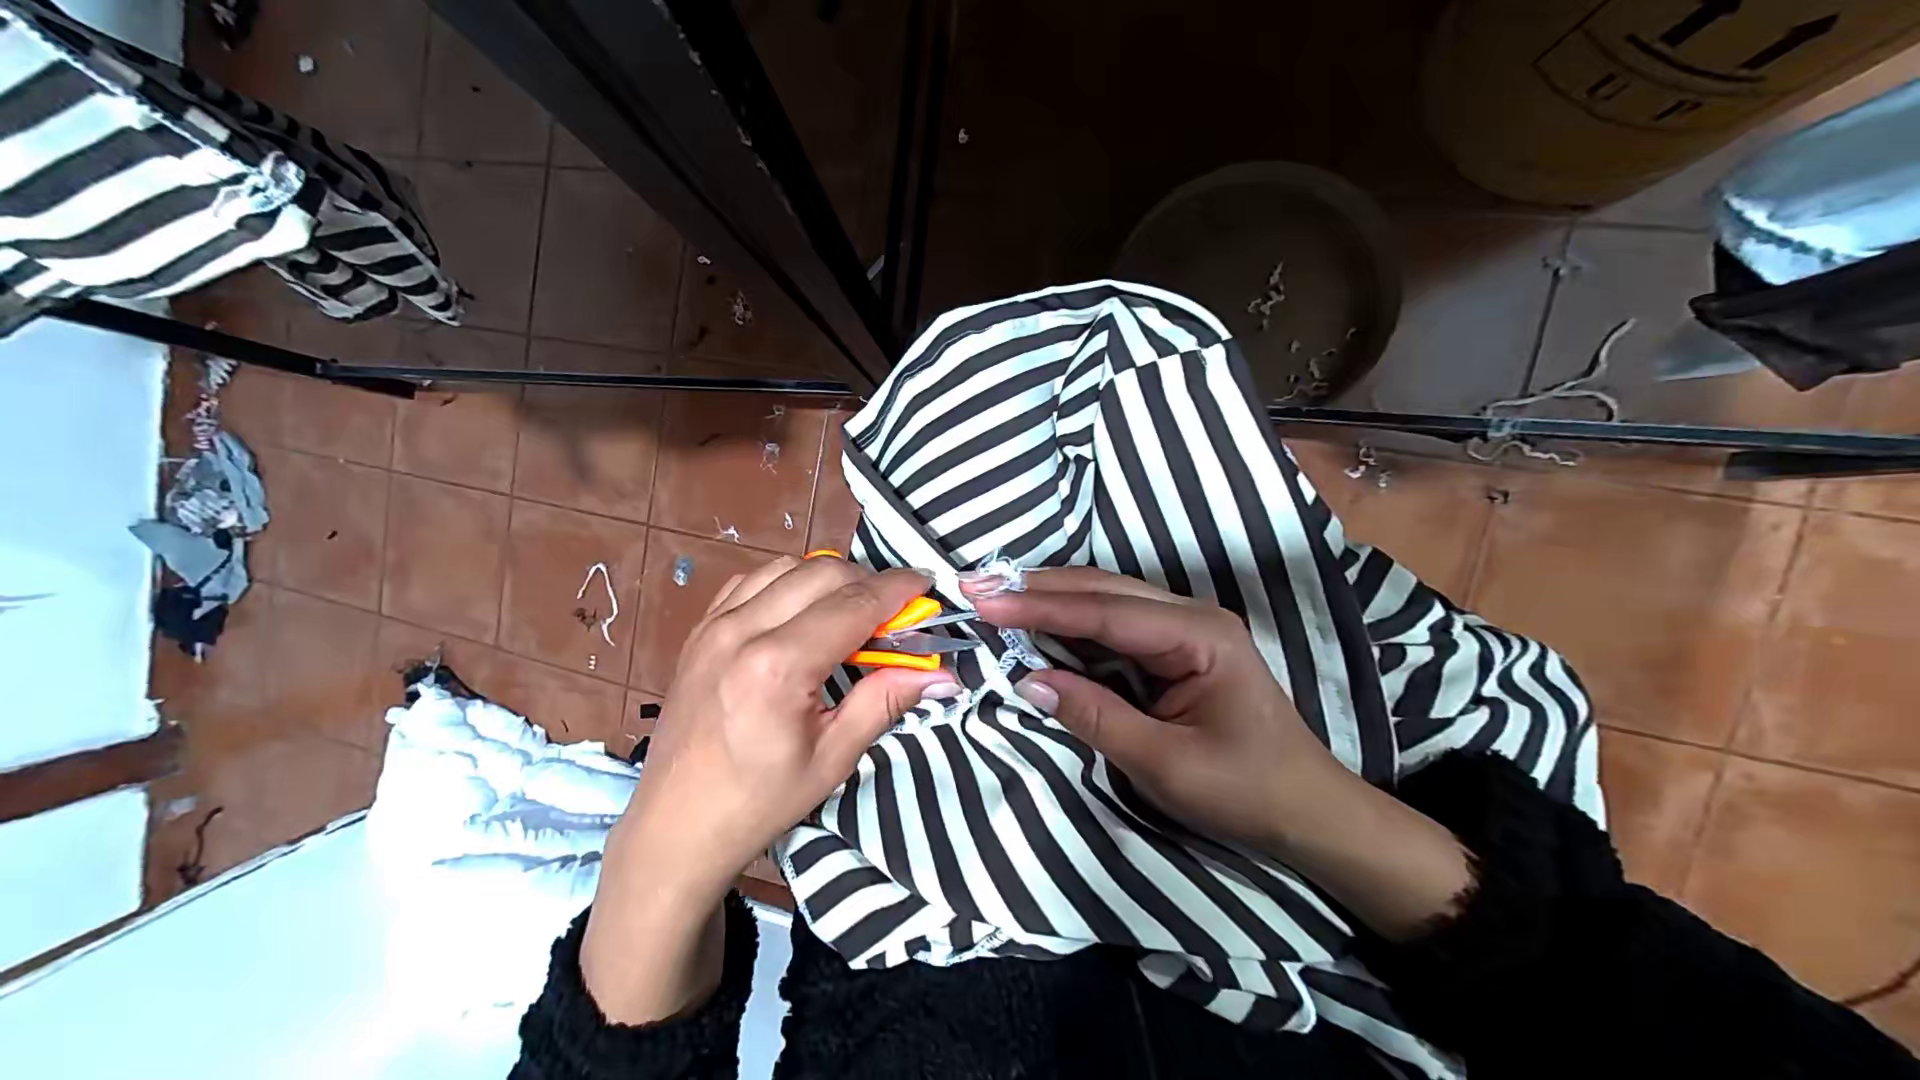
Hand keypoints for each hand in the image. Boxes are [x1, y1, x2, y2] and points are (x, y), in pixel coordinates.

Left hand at [584, 556, 951, 1022]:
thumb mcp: (832, 759)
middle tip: (894, 612)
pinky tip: (801, 611)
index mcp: (779, 666)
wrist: (674, 824)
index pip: (853, 604)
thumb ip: (884, 701)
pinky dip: (787, 582)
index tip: (927, 584)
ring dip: (828, 578)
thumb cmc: (758, 802)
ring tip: (850, 611)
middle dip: (869, 581)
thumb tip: (939, 673)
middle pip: (823, 574)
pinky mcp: (700, 630)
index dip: (898, 589)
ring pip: (788, 567)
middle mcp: (743, 630)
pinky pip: (752, 580)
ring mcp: (714, 625)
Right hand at [966, 567, 1472, 938]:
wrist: (1308, 810)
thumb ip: (1096, 716)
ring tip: (993, 594)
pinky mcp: (1173, 645)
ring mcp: (1184, 627)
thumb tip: (1028, 680)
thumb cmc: (1245, 790)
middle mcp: (1190, 615)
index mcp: (1197, 636)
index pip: (1104, 611)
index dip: (1039, 605)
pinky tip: (1036, 618)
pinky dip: (1070, 620)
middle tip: (976, 584)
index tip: (983, 599)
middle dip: (1037, 587)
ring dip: (1049, 597)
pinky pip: (1113, 623)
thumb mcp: (1165, 764)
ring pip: (1105, 598)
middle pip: (1102, 589)